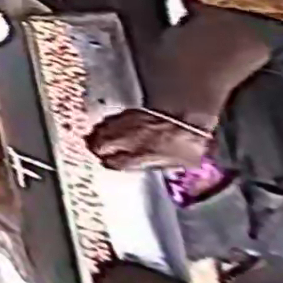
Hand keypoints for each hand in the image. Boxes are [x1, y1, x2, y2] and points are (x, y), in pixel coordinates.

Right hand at [88, 108, 212, 170]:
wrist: (183, 119)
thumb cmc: (187, 144)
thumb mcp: (180, 163)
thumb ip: (156, 165)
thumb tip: (144, 167)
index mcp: (138, 157)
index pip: (112, 163)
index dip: (110, 165)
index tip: (111, 164)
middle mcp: (122, 142)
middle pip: (96, 147)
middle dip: (97, 150)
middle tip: (100, 152)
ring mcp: (117, 127)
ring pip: (96, 134)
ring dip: (97, 138)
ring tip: (102, 141)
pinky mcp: (117, 116)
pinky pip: (104, 123)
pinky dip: (104, 128)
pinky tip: (111, 130)